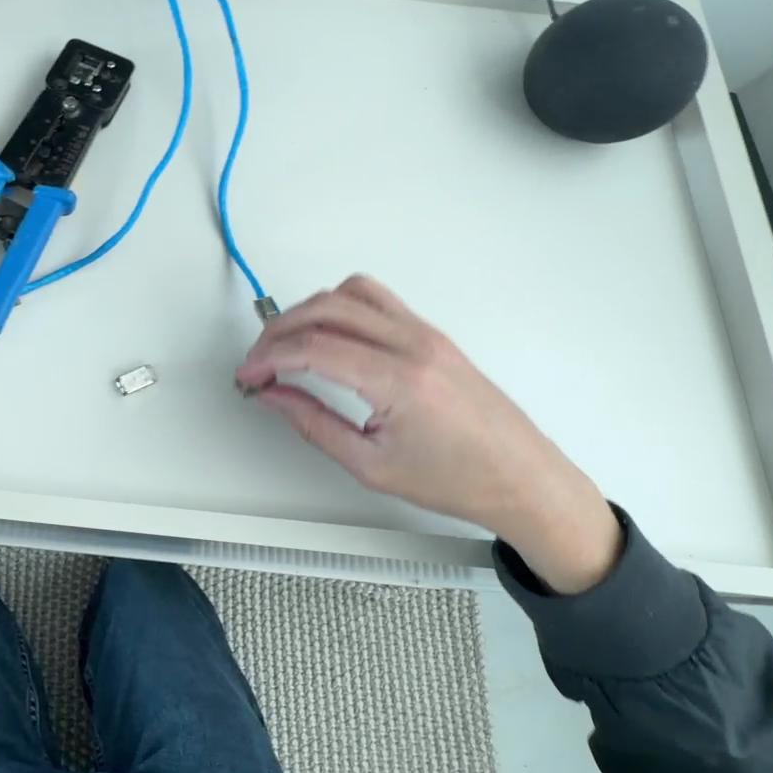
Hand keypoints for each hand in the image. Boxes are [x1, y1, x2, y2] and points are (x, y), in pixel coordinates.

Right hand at [235, 276, 621, 593]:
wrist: (524, 480)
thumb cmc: (460, 480)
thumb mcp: (370, 465)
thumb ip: (313, 424)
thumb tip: (275, 395)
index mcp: (401, 382)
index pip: (313, 348)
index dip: (268, 358)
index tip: (249, 374)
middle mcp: (414, 345)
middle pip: (325, 309)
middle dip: (278, 331)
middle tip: (259, 360)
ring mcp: (426, 333)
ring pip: (349, 291)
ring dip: (308, 310)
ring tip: (287, 342)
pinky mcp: (432, 334)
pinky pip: (375, 298)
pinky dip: (339, 306)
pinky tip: (326, 333)